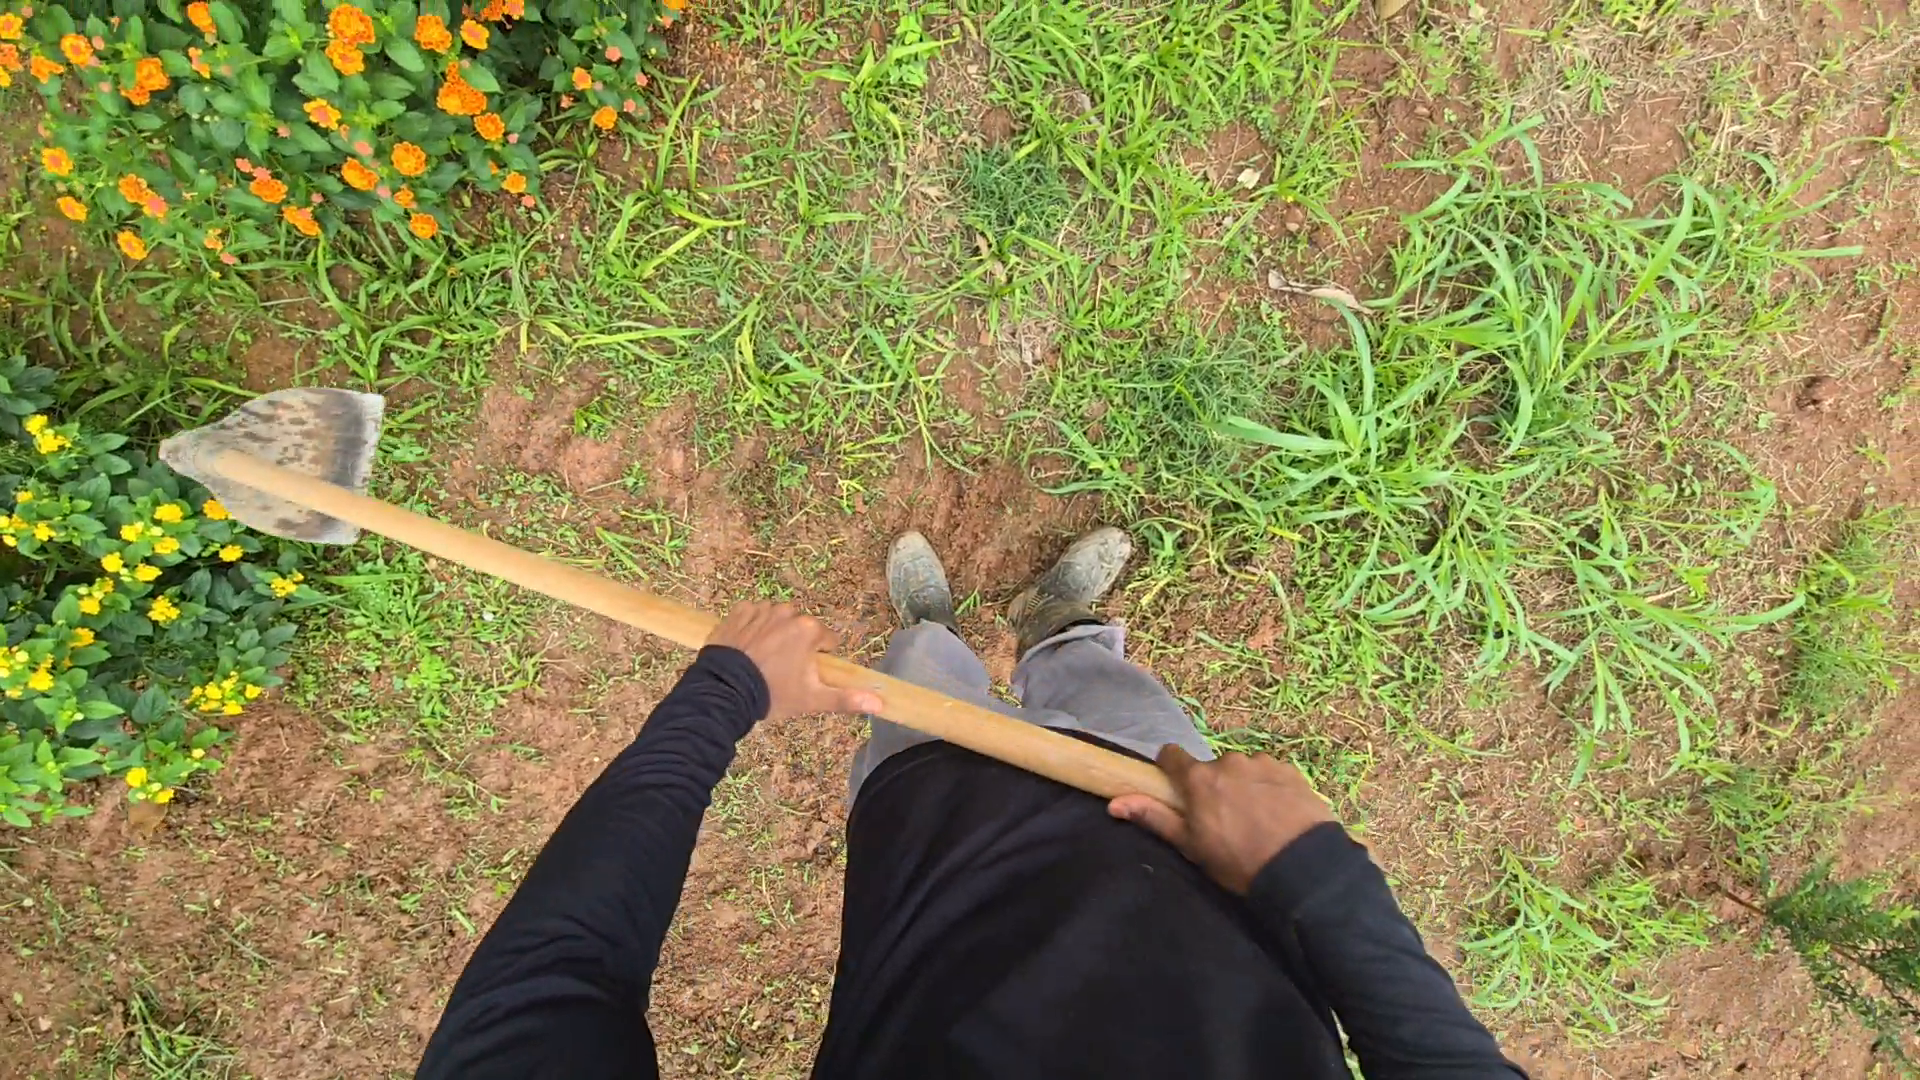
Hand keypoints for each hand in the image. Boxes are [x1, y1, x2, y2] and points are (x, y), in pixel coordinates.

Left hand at [706, 602, 881, 721]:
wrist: (722, 692)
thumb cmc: (772, 694)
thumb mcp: (812, 699)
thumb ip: (846, 698)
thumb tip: (880, 704)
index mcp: (810, 629)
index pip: (827, 640)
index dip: (817, 658)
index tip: (802, 675)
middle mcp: (788, 612)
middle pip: (801, 628)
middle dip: (796, 644)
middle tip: (781, 670)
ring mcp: (761, 609)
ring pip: (777, 620)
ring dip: (774, 634)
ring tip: (761, 661)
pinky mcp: (738, 611)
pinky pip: (753, 614)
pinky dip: (752, 627)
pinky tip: (746, 648)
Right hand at [1109, 745, 1337, 894]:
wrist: (1306, 871)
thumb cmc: (1240, 862)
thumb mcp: (1192, 846)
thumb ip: (1154, 817)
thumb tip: (1114, 803)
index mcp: (1198, 778)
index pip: (1171, 755)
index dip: (1171, 770)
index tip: (1179, 790)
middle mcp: (1227, 761)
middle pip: (1211, 767)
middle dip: (1214, 786)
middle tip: (1226, 819)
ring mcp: (1261, 763)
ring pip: (1242, 769)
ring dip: (1243, 786)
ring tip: (1259, 820)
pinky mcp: (1290, 771)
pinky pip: (1270, 773)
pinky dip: (1270, 788)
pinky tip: (1280, 815)